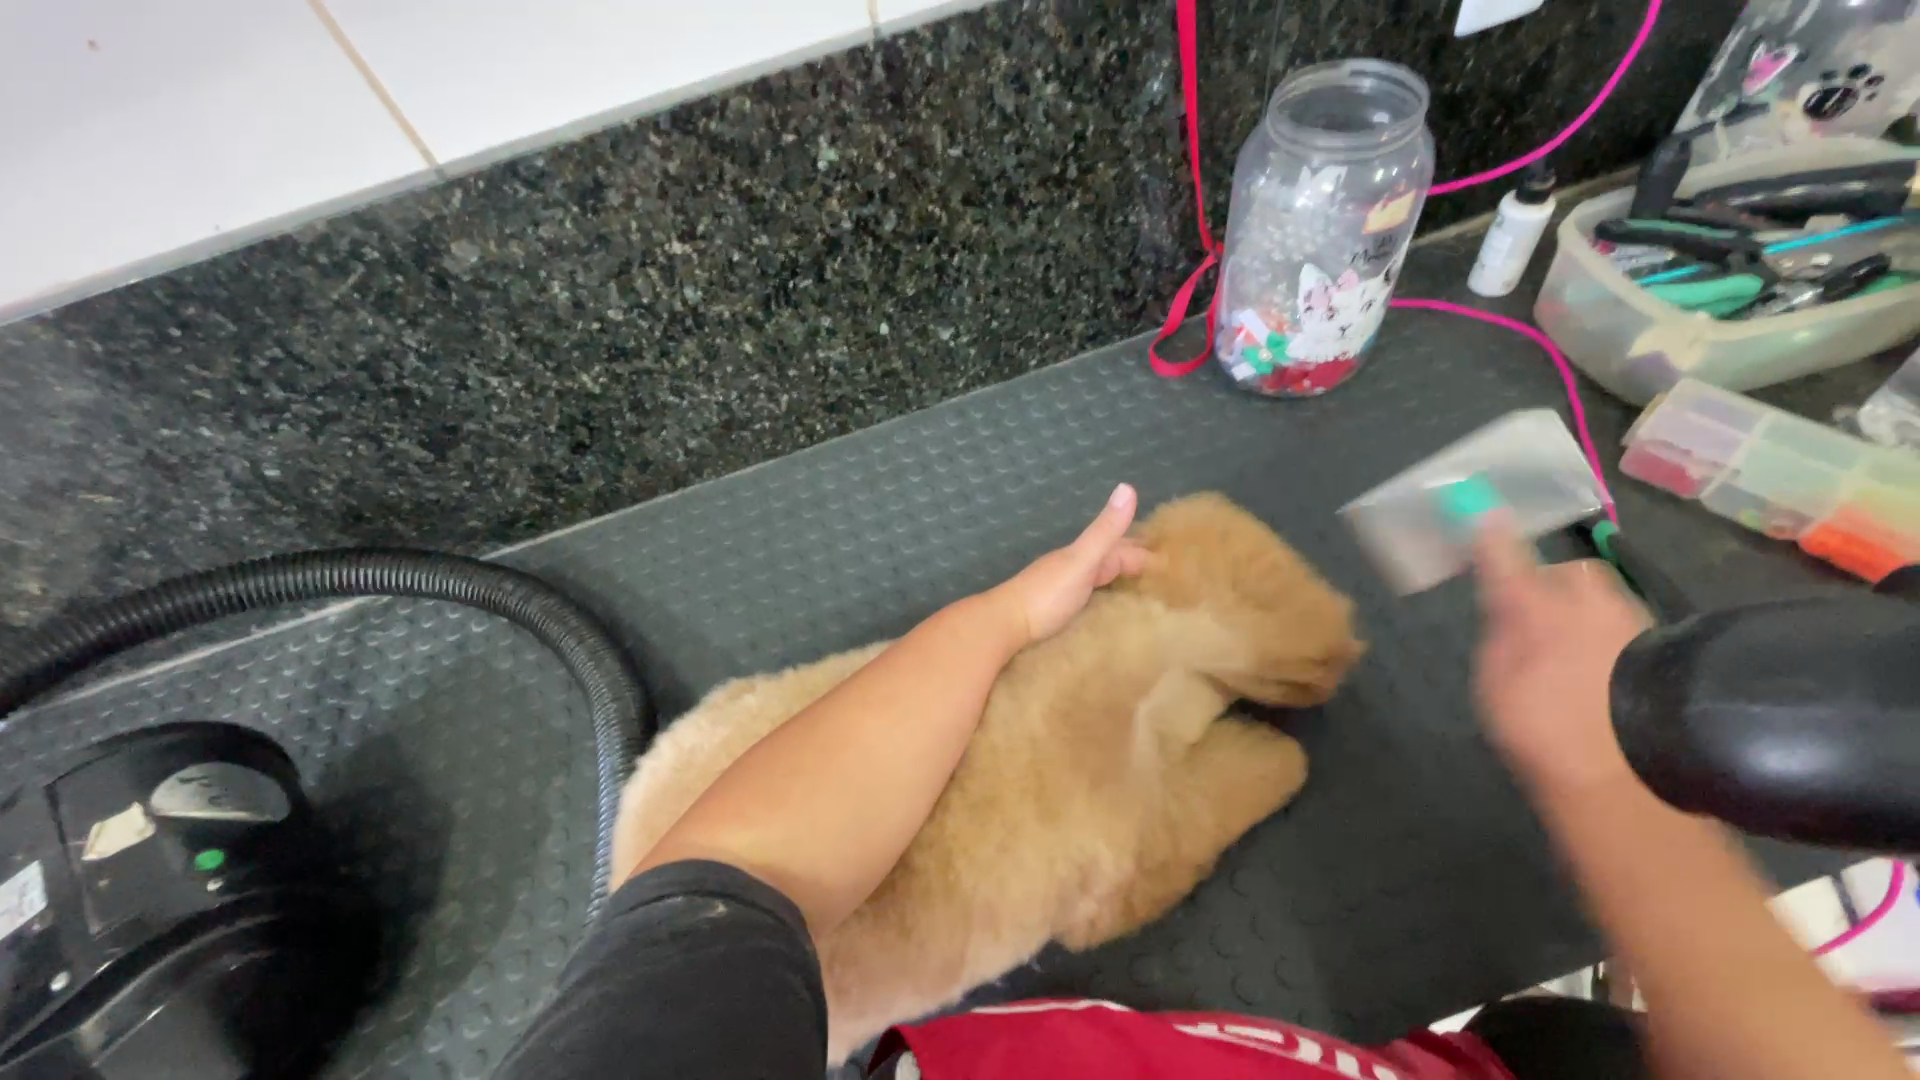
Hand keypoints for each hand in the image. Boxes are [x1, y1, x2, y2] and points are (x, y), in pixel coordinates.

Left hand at [991, 483, 1152, 643]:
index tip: (1172, 562)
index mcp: (1082, 556)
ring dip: (1118, 584)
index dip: (1145, 554)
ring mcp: (1063, 590)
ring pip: (1098, 582)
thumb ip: (1104, 530)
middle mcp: (1073, 569)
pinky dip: (1102, 602)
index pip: (1121, 550)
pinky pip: (1088, 602)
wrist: (1004, 623)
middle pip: (1109, 563)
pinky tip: (1105, 613)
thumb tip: (1127, 486)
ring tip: (1141, 596)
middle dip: (1134, 565)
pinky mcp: (1056, 613)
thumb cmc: (1045, 594)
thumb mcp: (1081, 561)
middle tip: (1162, 577)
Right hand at [1472, 515, 1652, 799]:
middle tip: (1531, 608)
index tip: (1485, 516)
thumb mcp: (1495, 681)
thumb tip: (1504, 603)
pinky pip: (1623, 629)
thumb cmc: (1539, 730)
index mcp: (1538, 613)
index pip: (1509, 563)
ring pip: (1603, 601)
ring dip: (1581, 610)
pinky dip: (1604, 637)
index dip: (1495, 540)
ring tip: (1565, 647)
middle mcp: (1590, 609)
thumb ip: (1501, 634)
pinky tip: (1595, 669)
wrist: (1623, 778)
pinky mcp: (1661, 654)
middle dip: (1552, 580)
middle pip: (1573, 575)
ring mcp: (1633, 629)